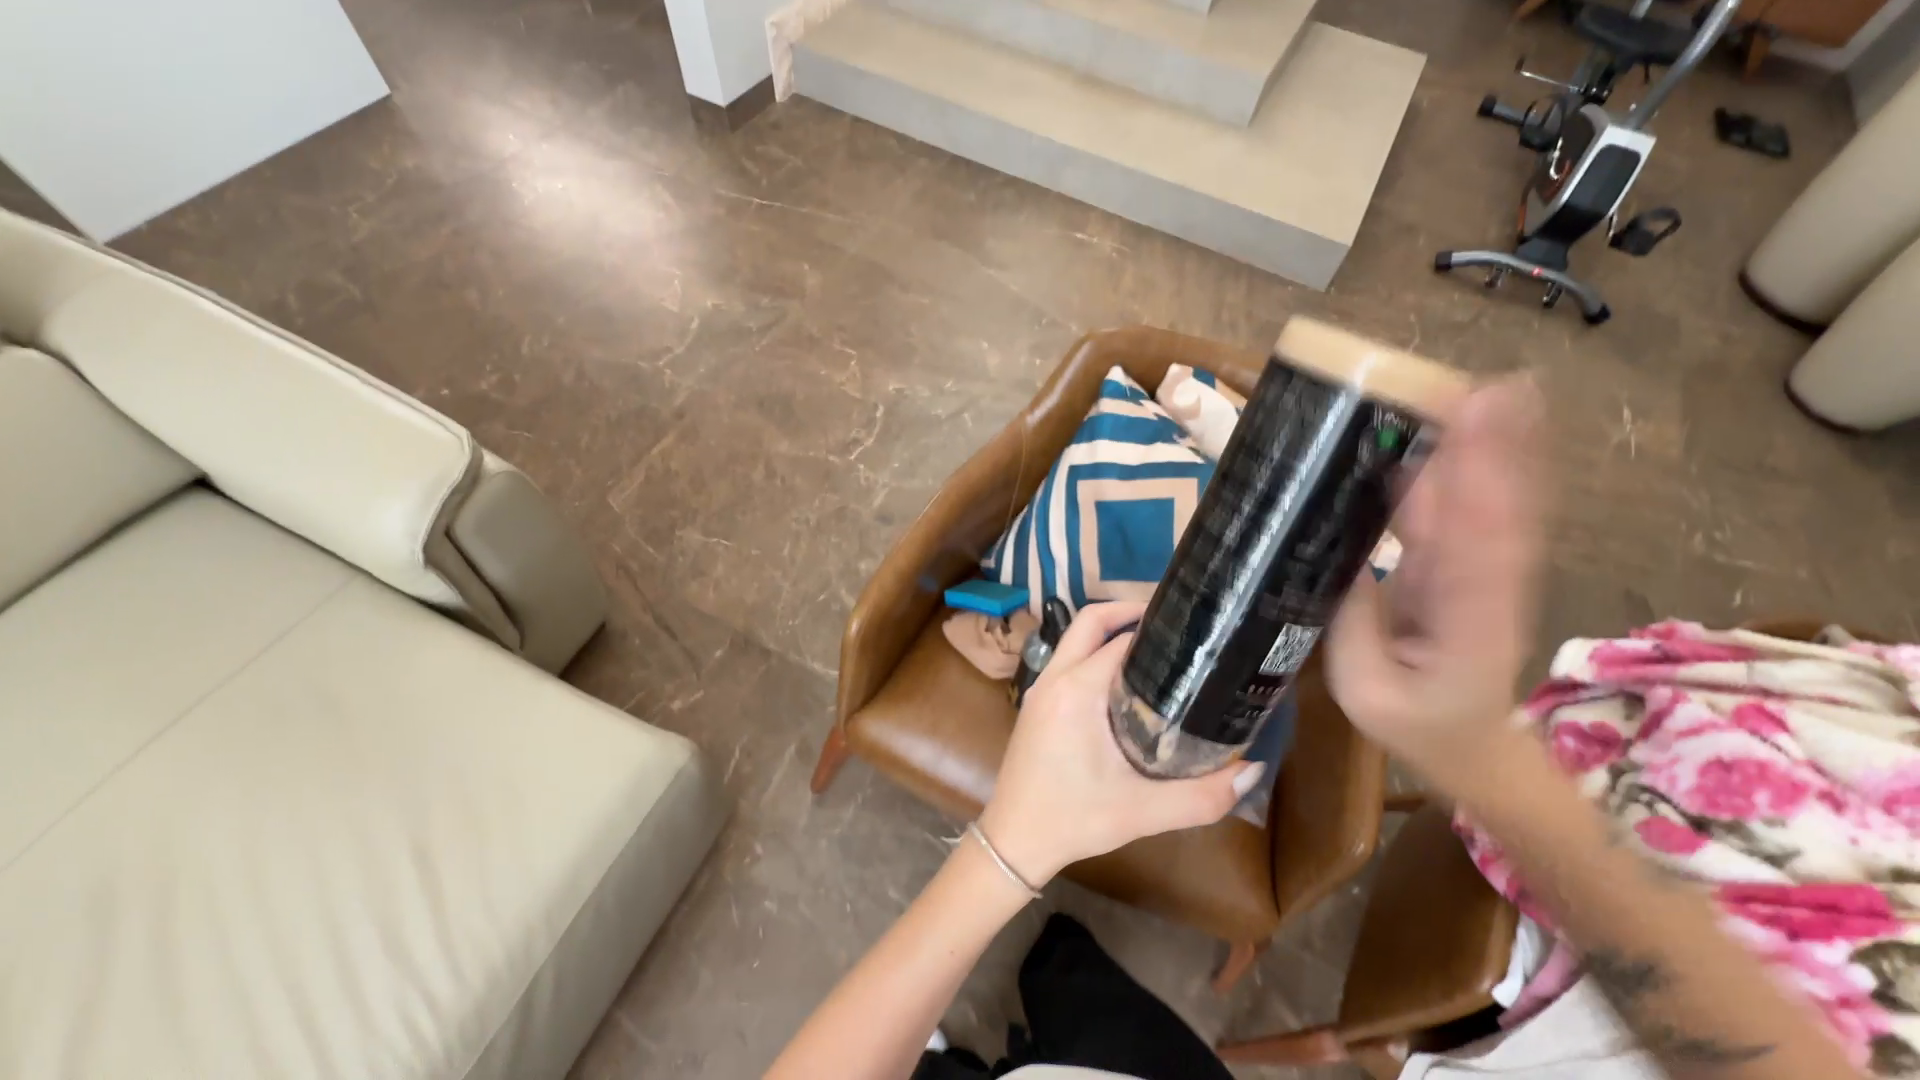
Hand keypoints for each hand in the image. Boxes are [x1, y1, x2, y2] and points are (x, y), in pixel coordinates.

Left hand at [978, 601, 1262, 886]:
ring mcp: (1039, 689)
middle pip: (1090, 621)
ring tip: (1155, 645)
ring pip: (1074, 638)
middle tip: (1172, 623)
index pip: (1121, 639)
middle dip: (1128, 610)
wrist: (1014, 841)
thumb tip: (1252, 772)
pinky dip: (1092, 652)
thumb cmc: (1075, 821)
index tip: (1194, 630)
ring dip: (1108, 631)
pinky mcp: (1035, 703)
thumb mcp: (1144, 812)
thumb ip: (1202, 796)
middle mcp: (1053, 679)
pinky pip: (1066, 659)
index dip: (1158, 630)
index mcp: (1077, 691)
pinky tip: (1124, 679)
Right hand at [1325, 378, 1544, 788]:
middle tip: (1480, 387)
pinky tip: (1481, 428)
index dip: (1473, 486)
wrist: (1467, 741)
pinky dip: (1482, 467)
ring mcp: (1483, 571)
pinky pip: (1478, 511)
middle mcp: (1487, 585)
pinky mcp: (1468, 564)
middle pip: (1492, 510)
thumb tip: (1341, 555)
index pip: (1472, 548)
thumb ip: (1354, 625)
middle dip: (1488, 449)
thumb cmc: (1412, 722)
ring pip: (1493, 503)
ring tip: (1495, 390)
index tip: (1468, 434)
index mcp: (1466, 621)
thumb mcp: (1362, 688)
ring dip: (1496, 447)